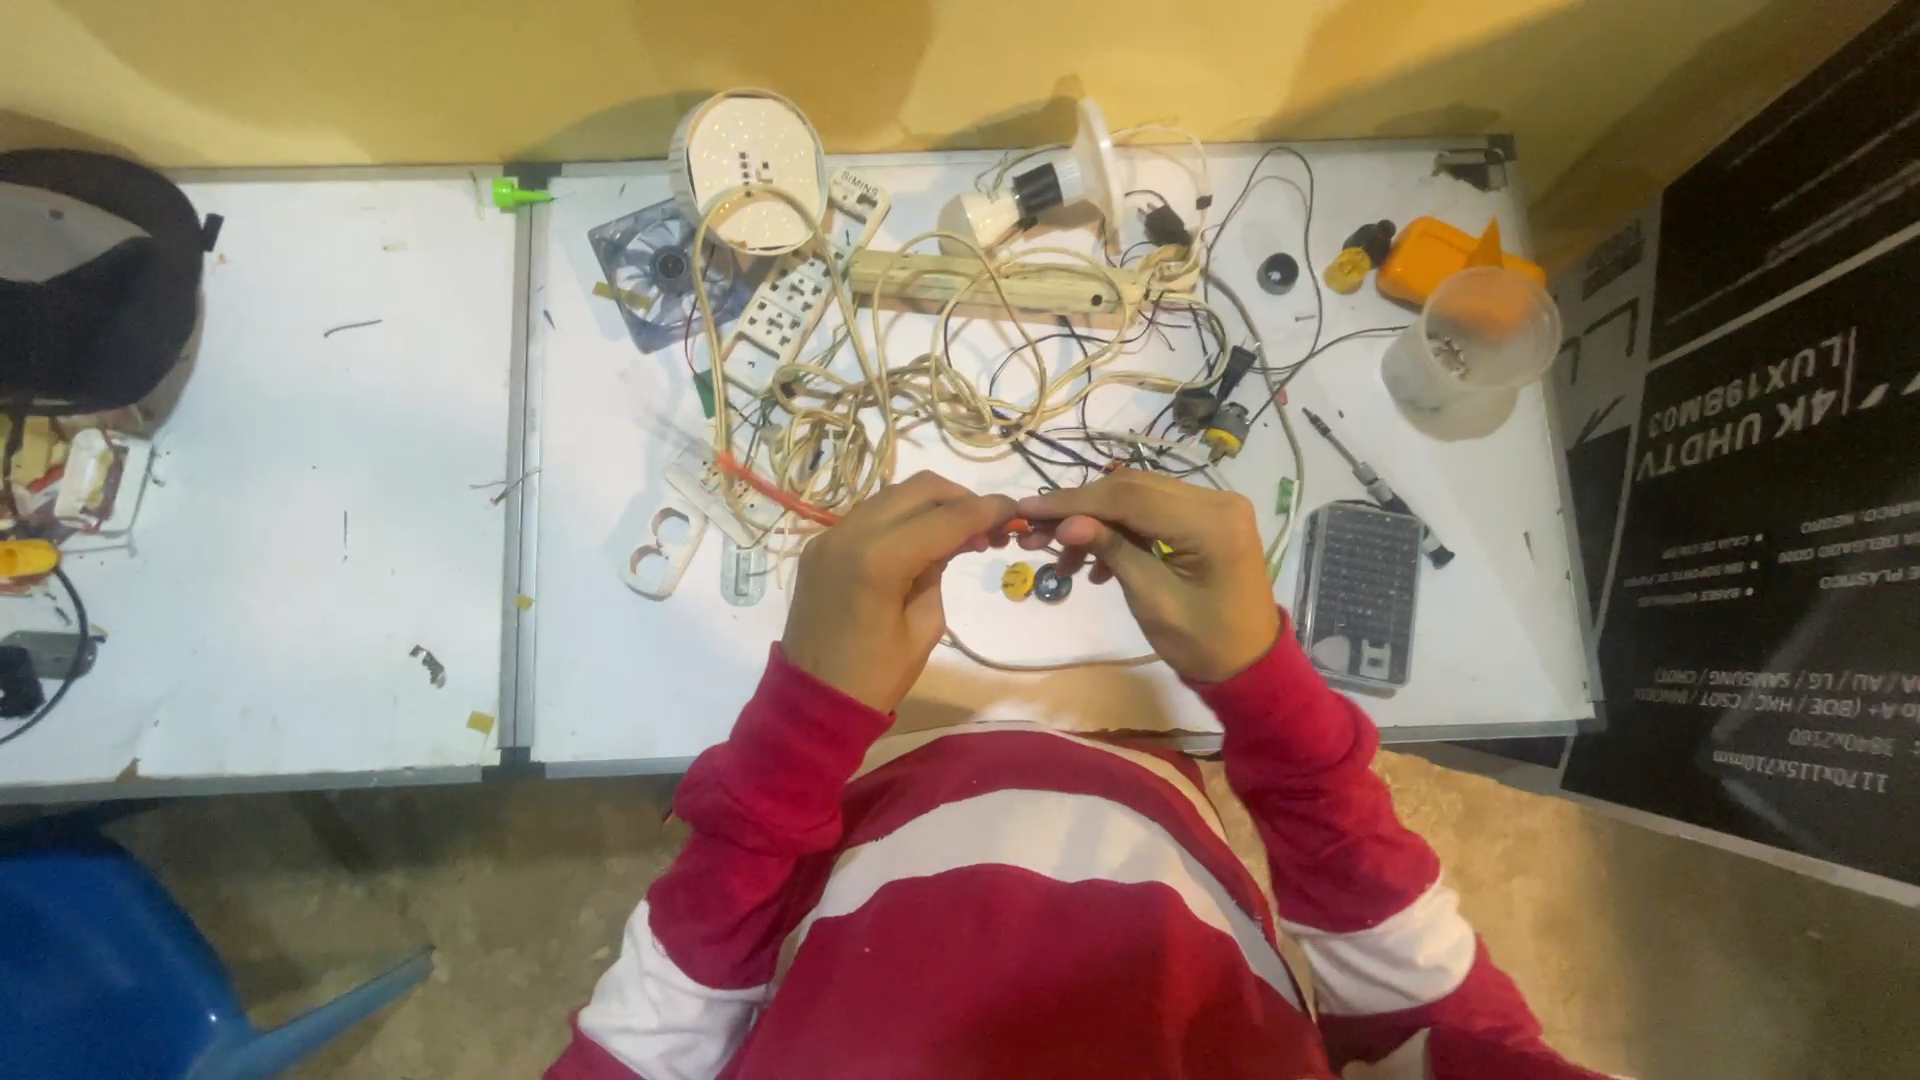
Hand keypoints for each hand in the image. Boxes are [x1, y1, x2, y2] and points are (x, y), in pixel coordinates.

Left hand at [783, 472, 1016, 711]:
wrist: (812, 700)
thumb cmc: (876, 676)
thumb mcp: (924, 627)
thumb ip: (939, 571)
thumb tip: (951, 539)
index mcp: (881, 560)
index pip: (946, 518)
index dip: (985, 510)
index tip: (1012, 510)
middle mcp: (851, 534)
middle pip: (918, 488)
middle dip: (958, 498)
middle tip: (985, 525)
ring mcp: (830, 536)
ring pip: (892, 496)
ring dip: (929, 505)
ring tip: (956, 534)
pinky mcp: (819, 546)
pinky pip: (868, 515)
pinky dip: (900, 518)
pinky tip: (918, 541)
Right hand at [1016, 470, 1278, 682]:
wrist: (1250, 664)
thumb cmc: (1204, 642)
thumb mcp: (1153, 600)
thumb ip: (1113, 552)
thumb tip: (1063, 524)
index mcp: (1211, 522)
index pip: (1130, 497)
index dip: (1074, 502)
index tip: (1027, 509)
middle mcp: (1217, 499)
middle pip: (1132, 488)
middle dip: (1079, 508)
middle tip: (1035, 532)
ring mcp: (1214, 505)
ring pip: (1138, 496)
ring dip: (1096, 520)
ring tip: (1065, 560)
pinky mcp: (1206, 516)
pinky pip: (1153, 510)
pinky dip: (1120, 529)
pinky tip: (1097, 565)